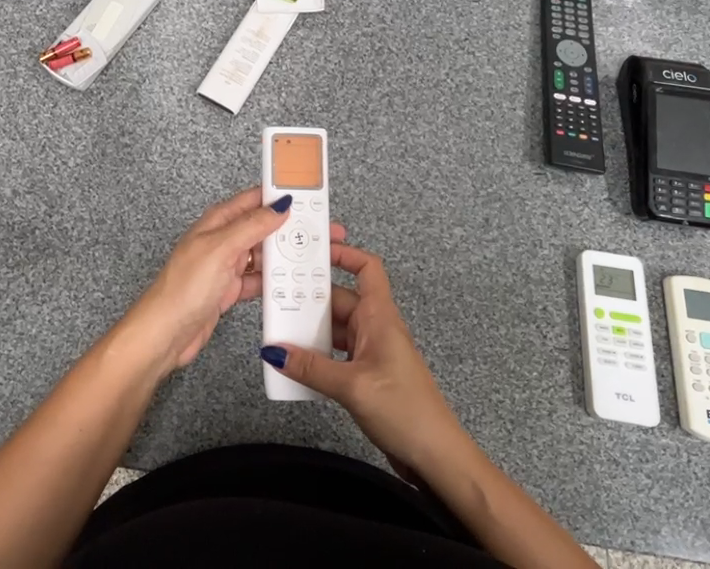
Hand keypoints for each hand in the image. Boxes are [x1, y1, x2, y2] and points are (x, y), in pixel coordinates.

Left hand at [119, 188, 345, 375]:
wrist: (166, 333)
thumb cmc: (182, 288)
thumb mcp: (221, 249)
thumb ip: (251, 226)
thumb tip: (278, 206)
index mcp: (217, 221)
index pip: (254, 199)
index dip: (279, 195)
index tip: (307, 195)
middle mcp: (222, 240)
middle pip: (262, 226)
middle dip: (290, 228)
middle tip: (321, 231)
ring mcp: (225, 266)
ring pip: (262, 254)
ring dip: (284, 256)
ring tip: (310, 257)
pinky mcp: (228, 289)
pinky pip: (257, 279)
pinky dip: (273, 281)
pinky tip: (288, 284)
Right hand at [263, 243, 469, 477]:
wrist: (435, 456)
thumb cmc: (405, 411)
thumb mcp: (353, 386)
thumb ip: (311, 368)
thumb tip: (274, 351)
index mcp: (380, 317)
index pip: (366, 268)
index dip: (343, 254)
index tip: (312, 253)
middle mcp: (376, 327)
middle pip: (339, 299)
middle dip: (309, 297)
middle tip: (275, 297)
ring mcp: (372, 352)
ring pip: (334, 328)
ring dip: (309, 329)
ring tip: (276, 330)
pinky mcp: (367, 375)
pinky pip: (335, 353)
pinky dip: (316, 355)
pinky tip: (295, 364)